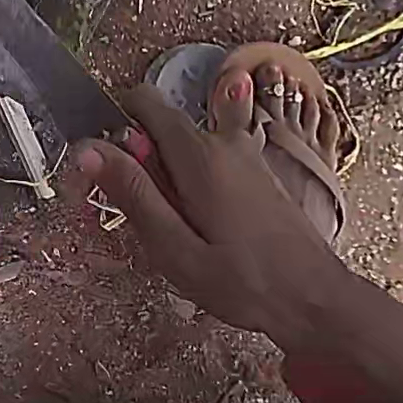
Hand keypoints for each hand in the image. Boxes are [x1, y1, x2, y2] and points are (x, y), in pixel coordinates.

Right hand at [75, 84, 352, 339]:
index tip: (110, 168)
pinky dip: (191, 177)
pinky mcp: (257, 170)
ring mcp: (246, 153)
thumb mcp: (174, 247)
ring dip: (167, 171)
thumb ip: (132, 193)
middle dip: (140, 157)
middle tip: (147, 216)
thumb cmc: (241, 282)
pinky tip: (203, 220)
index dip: (116, 124)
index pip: (145, 102)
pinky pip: (209, 155)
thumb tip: (86, 149)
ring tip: (179, 224)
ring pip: (186, 143)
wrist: (316, 300)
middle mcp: (224, 142)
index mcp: (199, 155)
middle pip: (163, 126)